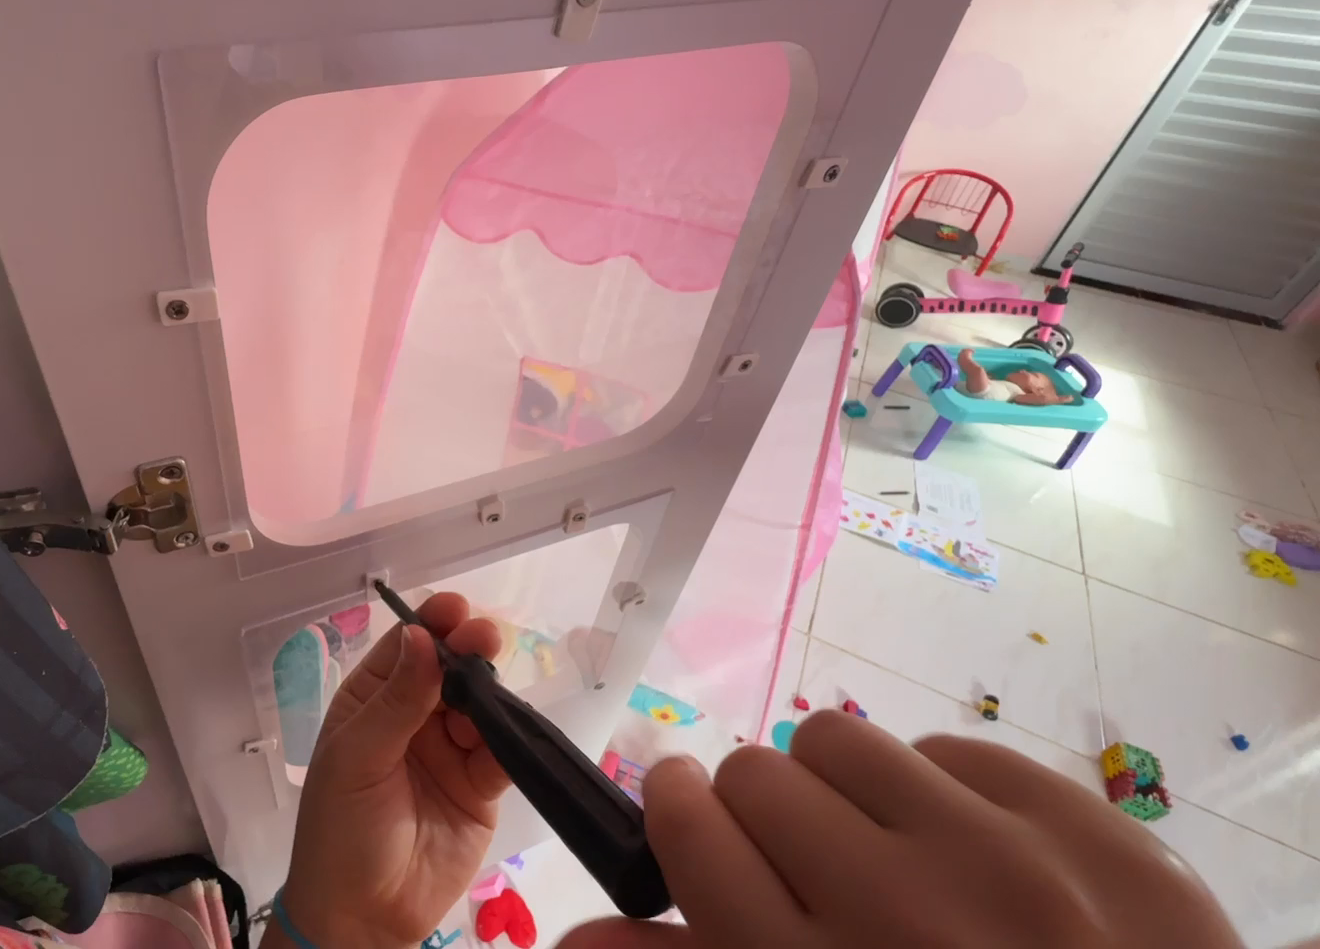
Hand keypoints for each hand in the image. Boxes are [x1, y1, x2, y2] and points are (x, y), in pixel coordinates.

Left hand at [274, 592, 508, 948]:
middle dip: (466, 649)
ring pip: (478, 704)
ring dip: (488, 691)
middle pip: (448, 670)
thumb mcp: (358, 757)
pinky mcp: (479, 786)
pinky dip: (508, 738)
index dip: (430, 624)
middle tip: (485, 638)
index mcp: (373, 700)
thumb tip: (422, 636)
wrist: (363, 918)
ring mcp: (448, 749)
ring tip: (494, 686)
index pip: (405, 649)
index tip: (454, 607)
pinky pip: (499, 752)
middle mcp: (413, 717)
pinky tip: (509, 729)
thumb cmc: (341, 828)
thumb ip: (397, 701)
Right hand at [560, 711, 1241, 947]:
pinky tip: (982, 871)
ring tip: (890, 859)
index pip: (687, 821)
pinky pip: (949, 749)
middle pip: (754, 773)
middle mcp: (907, 919)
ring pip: (837, 741)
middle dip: (762, 814)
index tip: (696, 818)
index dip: (680, 810)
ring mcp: (1017, 869)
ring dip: (842, 793)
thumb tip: (565, 939)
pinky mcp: (1105, 836)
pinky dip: (944, 800)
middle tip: (807, 868)